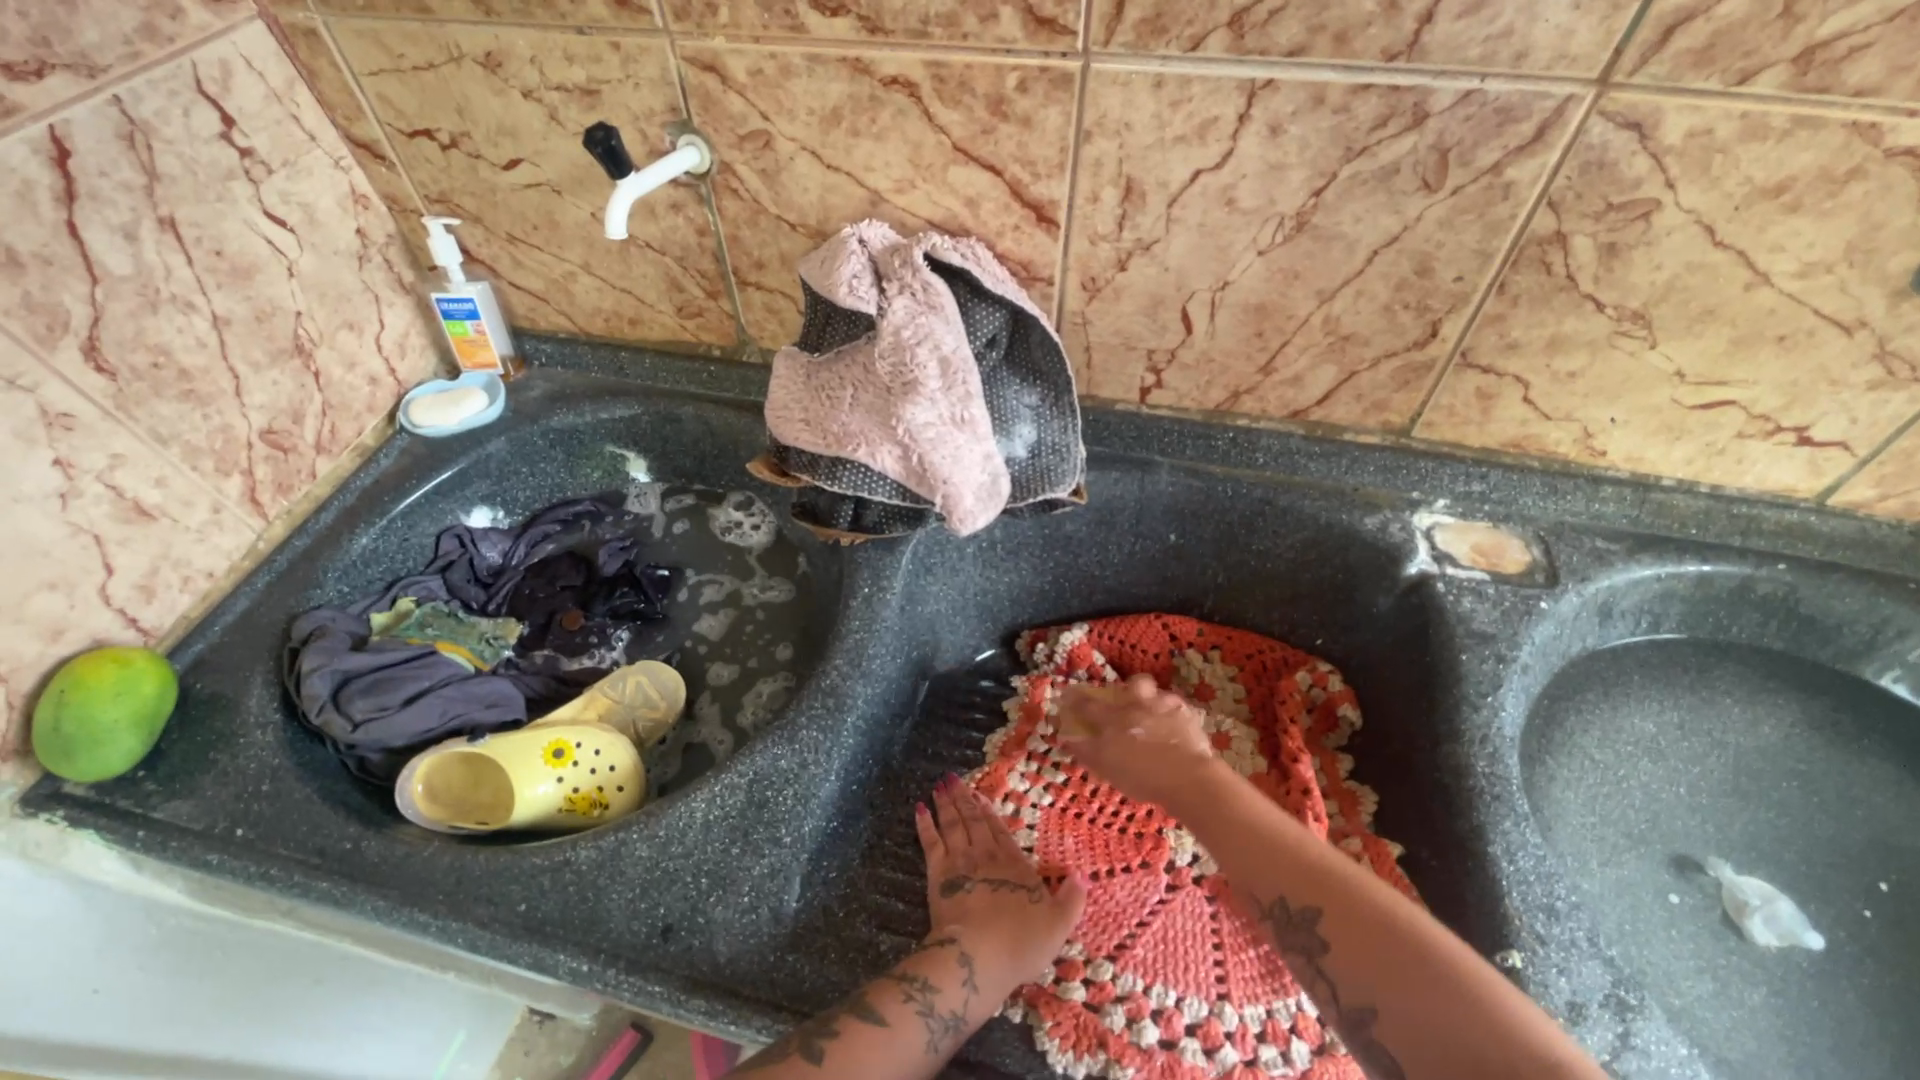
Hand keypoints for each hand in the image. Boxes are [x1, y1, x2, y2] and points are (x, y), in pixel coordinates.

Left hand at [917, 775, 1086, 987]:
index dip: (990, 813)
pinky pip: (929, 841)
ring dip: (946, 804)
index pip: (1001, 832)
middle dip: (964, 799)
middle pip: (974, 822)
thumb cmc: (1021, 943)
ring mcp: (959, 862)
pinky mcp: (936, 874)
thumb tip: (1083, 875)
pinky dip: (924, 824)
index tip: (979, 795)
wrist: (979, 956)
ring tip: (940, 786)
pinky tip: (919, 809)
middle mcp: (986, 856)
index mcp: (1015, 865)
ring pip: (952, 824)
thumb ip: (1072, 898)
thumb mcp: (1059, 924)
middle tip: (953, 779)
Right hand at [1058, 673, 1222, 808]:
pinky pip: (1182, 710)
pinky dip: (1177, 716)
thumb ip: (1085, 751)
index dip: (1076, 699)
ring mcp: (1167, 709)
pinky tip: (1177, 728)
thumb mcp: (1105, 767)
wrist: (1187, 777)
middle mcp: (1140, 707)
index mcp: (1114, 719)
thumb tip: (1068, 739)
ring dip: (1156, 700)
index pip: (1089, 705)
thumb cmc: (1141, 775)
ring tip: (1157, 714)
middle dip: (1130, 687)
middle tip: (1130, 700)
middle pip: (1135, 684)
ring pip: (1160, 694)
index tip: (1067, 694)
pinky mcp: (1191, 719)